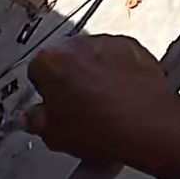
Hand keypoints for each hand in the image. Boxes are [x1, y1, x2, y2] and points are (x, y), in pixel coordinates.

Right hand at [22, 35, 179, 165]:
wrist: (145, 124)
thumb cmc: (102, 128)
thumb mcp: (55, 135)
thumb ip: (38, 120)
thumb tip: (34, 118)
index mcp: (51, 62)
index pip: (38, 69)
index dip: (45, 87)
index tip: (52, 100)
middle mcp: (79, 46)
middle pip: (67, 57)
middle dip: (71, 75)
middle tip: (78, 101)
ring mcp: (109, 43)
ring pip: (95, 54)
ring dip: (97, 69)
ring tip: (104, 99)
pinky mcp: (135, 46)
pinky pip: (121, 54)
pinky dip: (121, 66)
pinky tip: (123, 91)